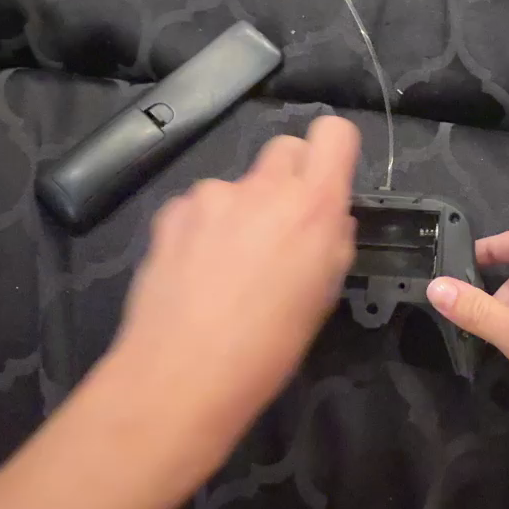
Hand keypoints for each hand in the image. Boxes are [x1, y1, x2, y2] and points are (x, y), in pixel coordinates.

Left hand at [103, 116, 359, 440]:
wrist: (181, 376)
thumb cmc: (270, 346)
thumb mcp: (324, 295)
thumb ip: (333, 242)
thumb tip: (332, 219)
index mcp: (313, 205)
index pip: (334, 132)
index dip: (335, 149)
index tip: (329, 178)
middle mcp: (264, 187)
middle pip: (286, 147)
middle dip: (290, 176)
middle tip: (283, 224)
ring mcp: (213, 195)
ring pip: (240, 183)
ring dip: (243, 209)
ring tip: (231, 263)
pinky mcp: (173, 211)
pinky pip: (200, 205)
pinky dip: (205, 226)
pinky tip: (198, 269)